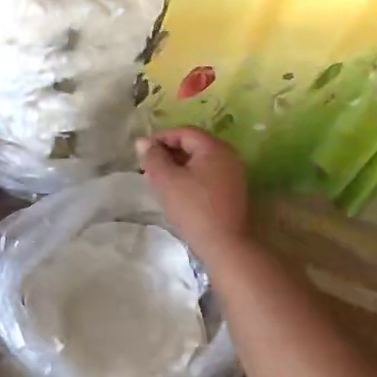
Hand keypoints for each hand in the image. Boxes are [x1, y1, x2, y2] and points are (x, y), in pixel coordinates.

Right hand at [136, 127, 250, 262]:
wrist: (224, 244)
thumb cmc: (194, 208)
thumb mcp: (167, 181)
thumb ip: (154, 157)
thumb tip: (143, 141)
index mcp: (214, 148)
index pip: (185, 133)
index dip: (161, 138)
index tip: (143, 151)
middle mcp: (229, 156)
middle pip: (194, 146)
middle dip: (169, 153)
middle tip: (148, 166)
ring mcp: (233, 174)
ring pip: (201, 162)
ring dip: (178, 167)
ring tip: (159, 180)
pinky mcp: (233, 191)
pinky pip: (208, 176)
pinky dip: (191, 178)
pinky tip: (177, 192)